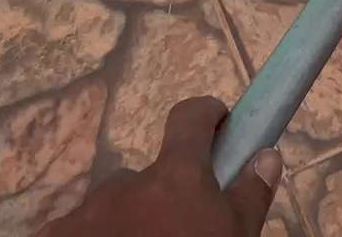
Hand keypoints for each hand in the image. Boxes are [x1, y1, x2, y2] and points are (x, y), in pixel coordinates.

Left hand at [37, 97, 281, 236]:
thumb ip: (250, 195)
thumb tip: (265, 155)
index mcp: (175, 175)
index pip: (189, 116)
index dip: (206, 117)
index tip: (219, 130)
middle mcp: (125, 184)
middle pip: (148, 176)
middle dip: (161, 197)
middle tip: (176, 233)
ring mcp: (82, 216)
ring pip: (111, 209)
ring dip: (125, 225)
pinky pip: (76, 233)